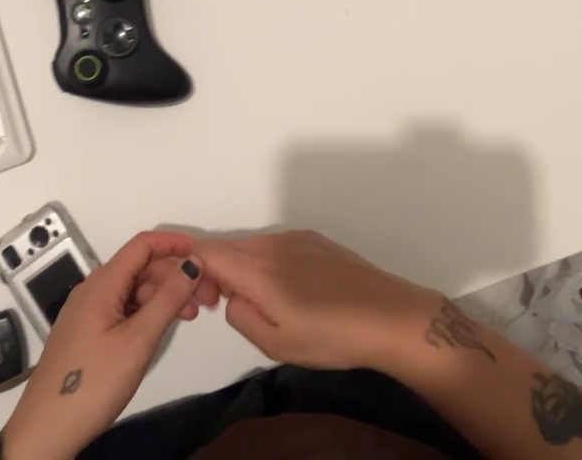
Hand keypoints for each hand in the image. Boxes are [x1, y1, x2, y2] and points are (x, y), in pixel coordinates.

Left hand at [1, 232, 205, 459]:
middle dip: (174, 274)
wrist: (46, 429)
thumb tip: (191, 262)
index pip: (142, 245)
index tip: (203, 254)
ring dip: (164, 295)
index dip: (174, 243)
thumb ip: (167, 299)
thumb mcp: (137, 341)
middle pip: (140, 267)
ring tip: (192, 315)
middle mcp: (93, 289)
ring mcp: (88, 311)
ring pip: (133, 289)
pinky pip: (123, 307)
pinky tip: (163, 327)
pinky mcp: (87, 332)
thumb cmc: (93, 381)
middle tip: (207, 295)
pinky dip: (147, 311)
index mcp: (102, 283)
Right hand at [194, 230, 441, 373]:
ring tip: (269, 304)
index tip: (206, 300)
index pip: (204, 251)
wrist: (389, 317)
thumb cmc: (330, 337)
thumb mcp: (275, 344)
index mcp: (257, 269)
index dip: (193, 271)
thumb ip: (239, 315)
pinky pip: (276, 246)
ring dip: (244, 269)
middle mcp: (271, 243)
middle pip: (226, 248)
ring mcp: (295, 238)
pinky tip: (295, 291)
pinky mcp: (315, 239)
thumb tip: (232, 297)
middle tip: (234, 307)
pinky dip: (269, 264)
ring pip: (252, 247)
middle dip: (217, 273)